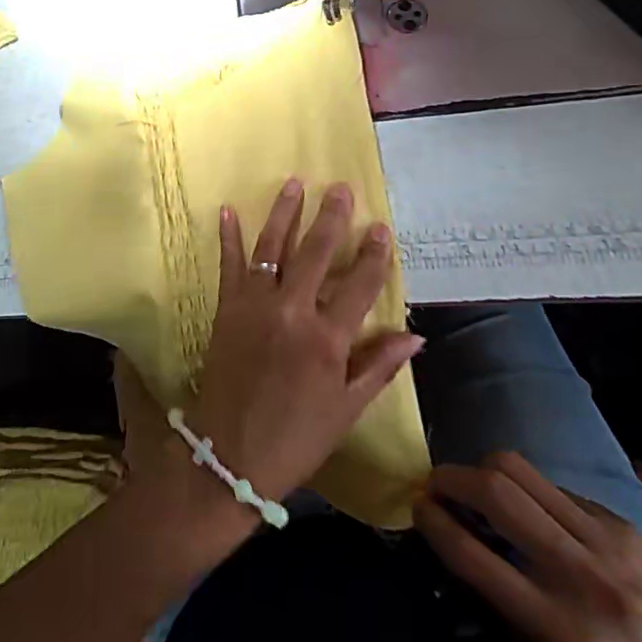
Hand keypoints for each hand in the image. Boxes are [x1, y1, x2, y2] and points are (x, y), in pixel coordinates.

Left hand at [187, 177, 422, 506]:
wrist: (229, 458)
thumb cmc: (296, 438)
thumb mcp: (346, 410)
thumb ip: (378, 367)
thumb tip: (415, 336)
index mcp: (328, 340)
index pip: (359, 285)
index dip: (373, 255)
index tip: (381, 228)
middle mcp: (293, 313)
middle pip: (316, 254)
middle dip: (332, 218)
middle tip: (341, 189)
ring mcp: (255, 308)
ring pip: (273, 249)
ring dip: (285, 214)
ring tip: (295, 183)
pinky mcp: (226, 311)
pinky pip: (228, 267)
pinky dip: (228, 238)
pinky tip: (229, 210)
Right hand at [415, 453, 641, 641]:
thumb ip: (502, 606)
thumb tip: (456, 540)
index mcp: (563, 632)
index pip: (474, 557)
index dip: (433, 522)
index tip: (416, 507)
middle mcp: (585, 578)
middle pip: (497, 491)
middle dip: (451, 478)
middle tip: (434, 485)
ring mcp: (610, 543)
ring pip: (521, 469)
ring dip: (483, 471)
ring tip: (470, 485)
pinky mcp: (624, 523)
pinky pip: (553, 485)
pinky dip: (526, 490)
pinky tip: (524, 509)